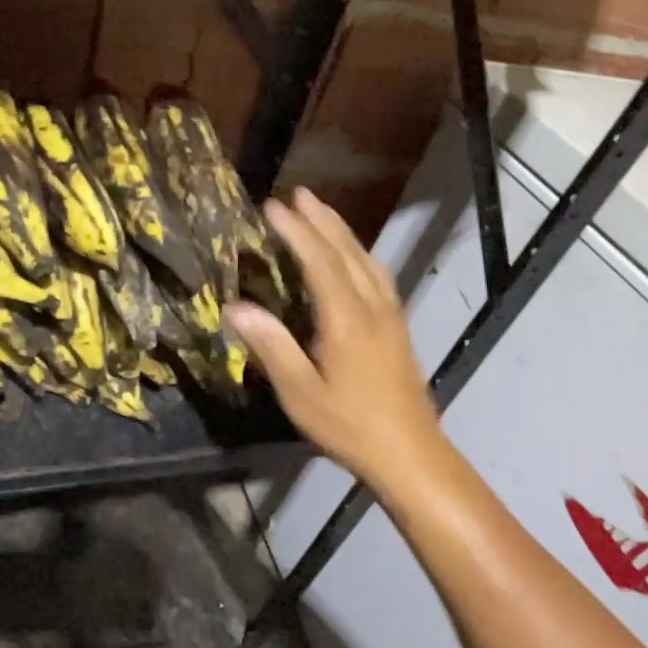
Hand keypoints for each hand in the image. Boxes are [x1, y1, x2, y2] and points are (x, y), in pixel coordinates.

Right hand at [224, 188, 446, 489]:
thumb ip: (272, 347)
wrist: (411, 453)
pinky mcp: (399, 330)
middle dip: (322, 221)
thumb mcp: (301, 393)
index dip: (297, 232)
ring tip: (322, 214)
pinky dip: (360, 255)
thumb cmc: (350, 426)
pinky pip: (379, 276)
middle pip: (348, 252)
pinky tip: (355, 259)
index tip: (274, 207)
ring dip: (343, 233)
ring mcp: (392, 317)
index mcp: (347, 320)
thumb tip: (236, 307)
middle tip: (300, 194)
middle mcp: (373, 309)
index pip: (319, 262)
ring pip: (368, 261)